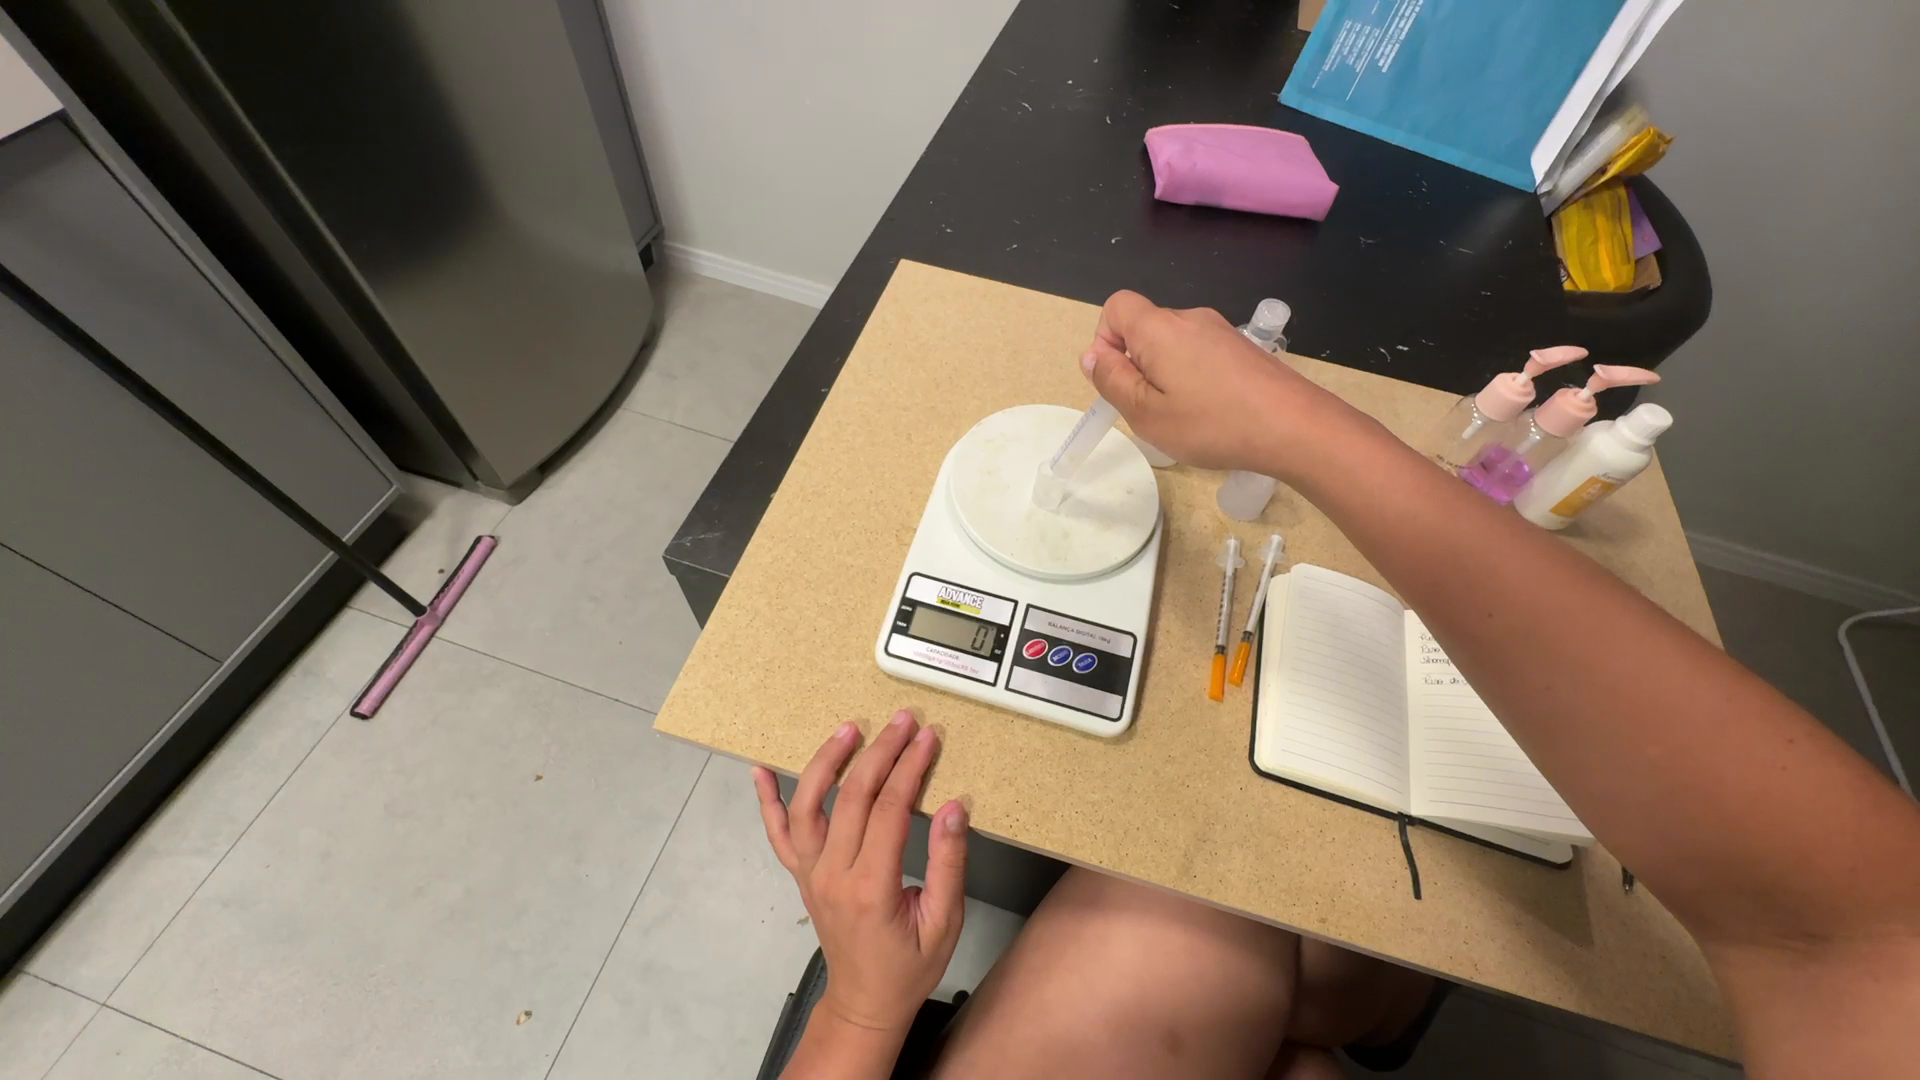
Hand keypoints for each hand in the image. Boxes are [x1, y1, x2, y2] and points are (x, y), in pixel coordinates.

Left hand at [752, 710, 968, 1034]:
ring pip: (807, 806)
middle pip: (852, 798)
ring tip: (849, 729)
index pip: (890, 811)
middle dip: (880, 753)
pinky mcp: (799, 874)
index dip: (910, 769)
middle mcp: (832, 874)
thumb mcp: (946, 921)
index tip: (927, 738)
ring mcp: (809, 873)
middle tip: (903, 721)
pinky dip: (766, 800)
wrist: (865, 1001)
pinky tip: (760, 770)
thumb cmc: (909, 965)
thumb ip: (949, 863)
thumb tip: (953, 807)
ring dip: (827, 762)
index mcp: (872, 887)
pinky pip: (777, 833)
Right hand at [1080, 290, 1365, 476]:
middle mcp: (1189, 318)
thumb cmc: (1211, 423)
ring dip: (1166, 375)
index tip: (1118, 379)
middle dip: (1136, 365)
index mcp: (1159, 328)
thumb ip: (1113, 381)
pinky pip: (1200, 355)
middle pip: (1145, 328)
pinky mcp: (1242, 349)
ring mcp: (1221, 331)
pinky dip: (1194, 379)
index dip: (1104, 339)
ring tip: (1184, 416)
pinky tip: (1212, 413)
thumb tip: (1092, 356)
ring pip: (1173, 345)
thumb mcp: (1146, 413)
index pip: (1116, 306)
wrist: (1294, 427)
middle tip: (1151, 410)